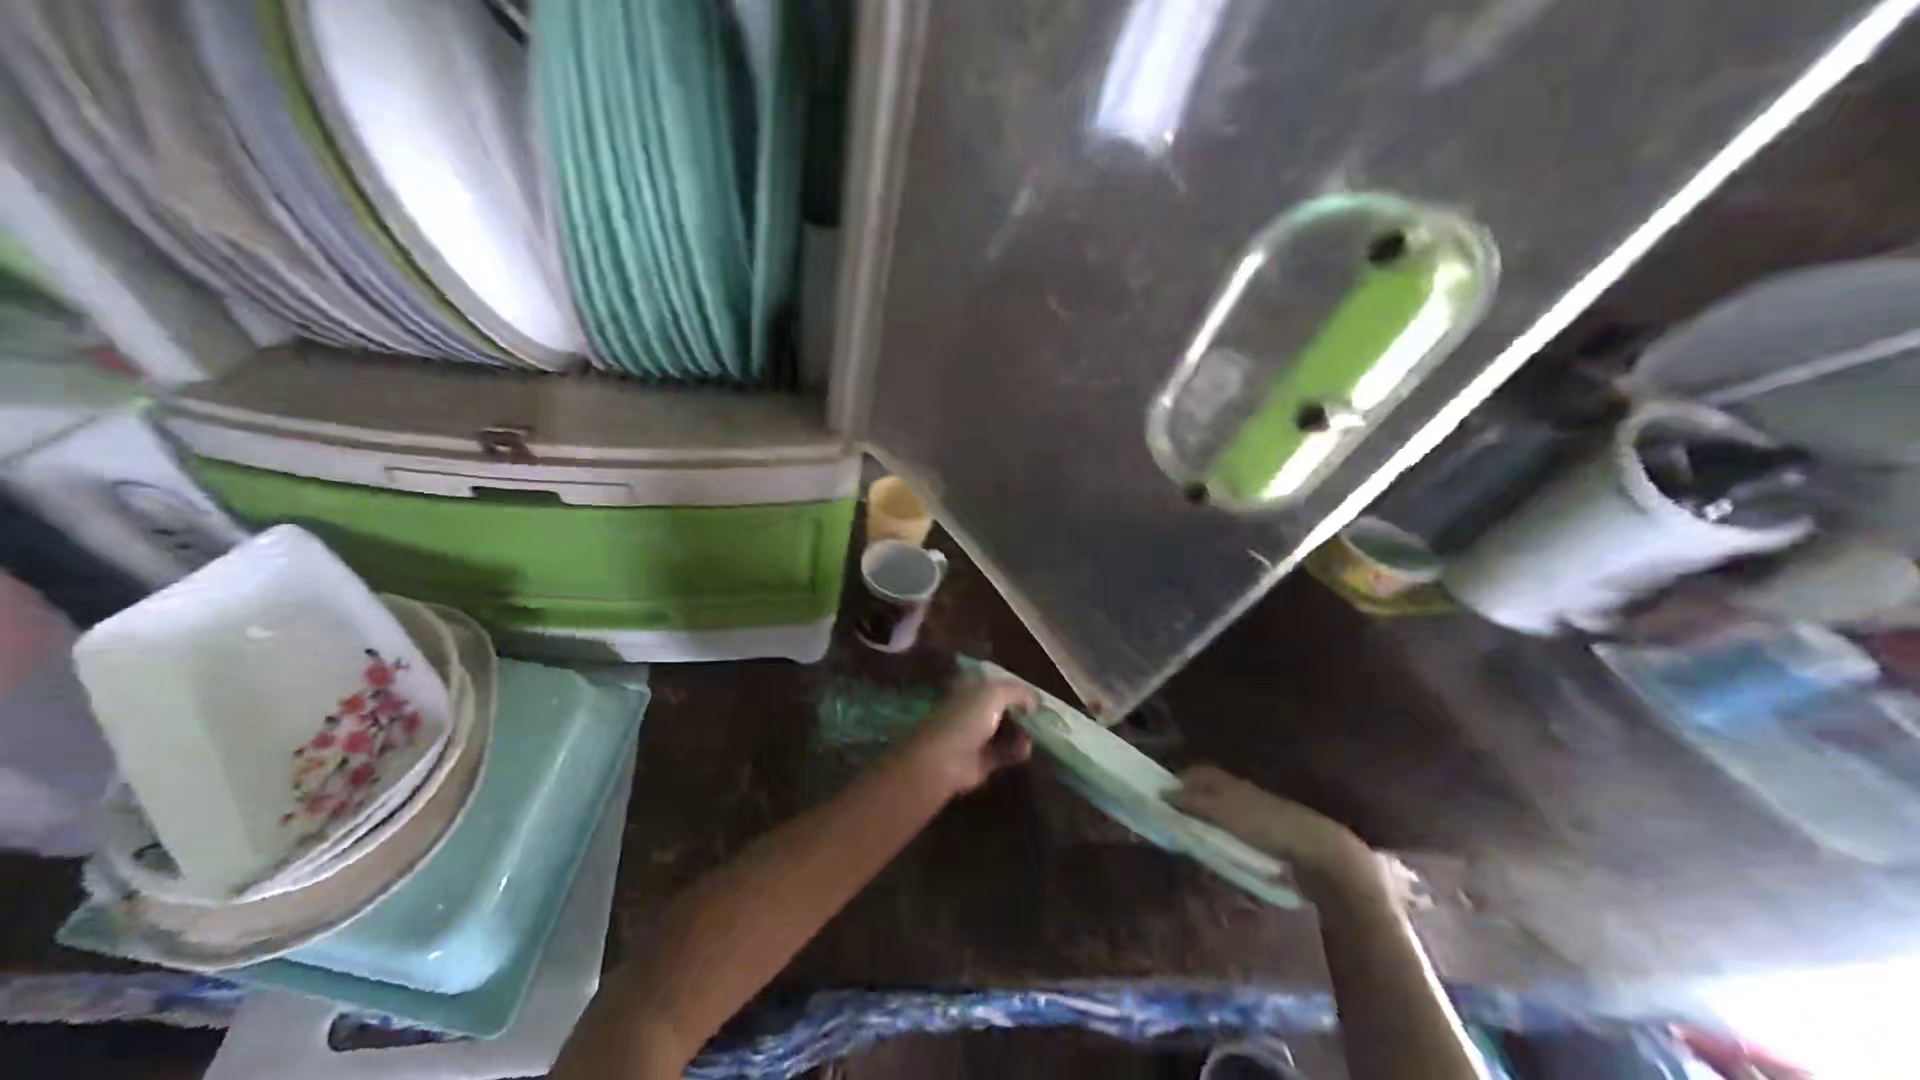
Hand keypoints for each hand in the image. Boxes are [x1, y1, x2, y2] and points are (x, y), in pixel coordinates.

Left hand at [903, 679, 1035, 796]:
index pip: (995, 682)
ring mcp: (977, 735)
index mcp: (970, 688)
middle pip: (1003, 708)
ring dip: (1022, 732)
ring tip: (1038, 732)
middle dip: (1022, 711)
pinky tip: (1027, 749)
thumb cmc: (967, 717)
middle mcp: (972, 710)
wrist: (946, 759)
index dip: (1016, 687)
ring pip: (1006, 731)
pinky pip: (1006, 752)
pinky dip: (1018, 751)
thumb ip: (1018, 691)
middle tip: (1043, 715)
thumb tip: (1033, 701)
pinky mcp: (983, 759)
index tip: (1036, 694)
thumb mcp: (995, 692)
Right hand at [1171, 765, 1379, 896]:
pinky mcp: (1267, 839)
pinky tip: (1217, 854)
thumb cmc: (1266, 826)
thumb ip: (1192, 802)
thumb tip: (1161, 792)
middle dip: (1190, 803)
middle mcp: (1241, 794)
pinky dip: (1222, 839)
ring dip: (1206, 823)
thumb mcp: (1224, 811)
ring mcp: (1256, 817)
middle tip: (1171, 822)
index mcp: (1230, 782)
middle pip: (1209, 792)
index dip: (1179, 781)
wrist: (1316, 853)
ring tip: (1191, 841)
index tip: (1160, 798)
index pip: (1198, 773)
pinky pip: (1236, 833)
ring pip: (1222, 813)